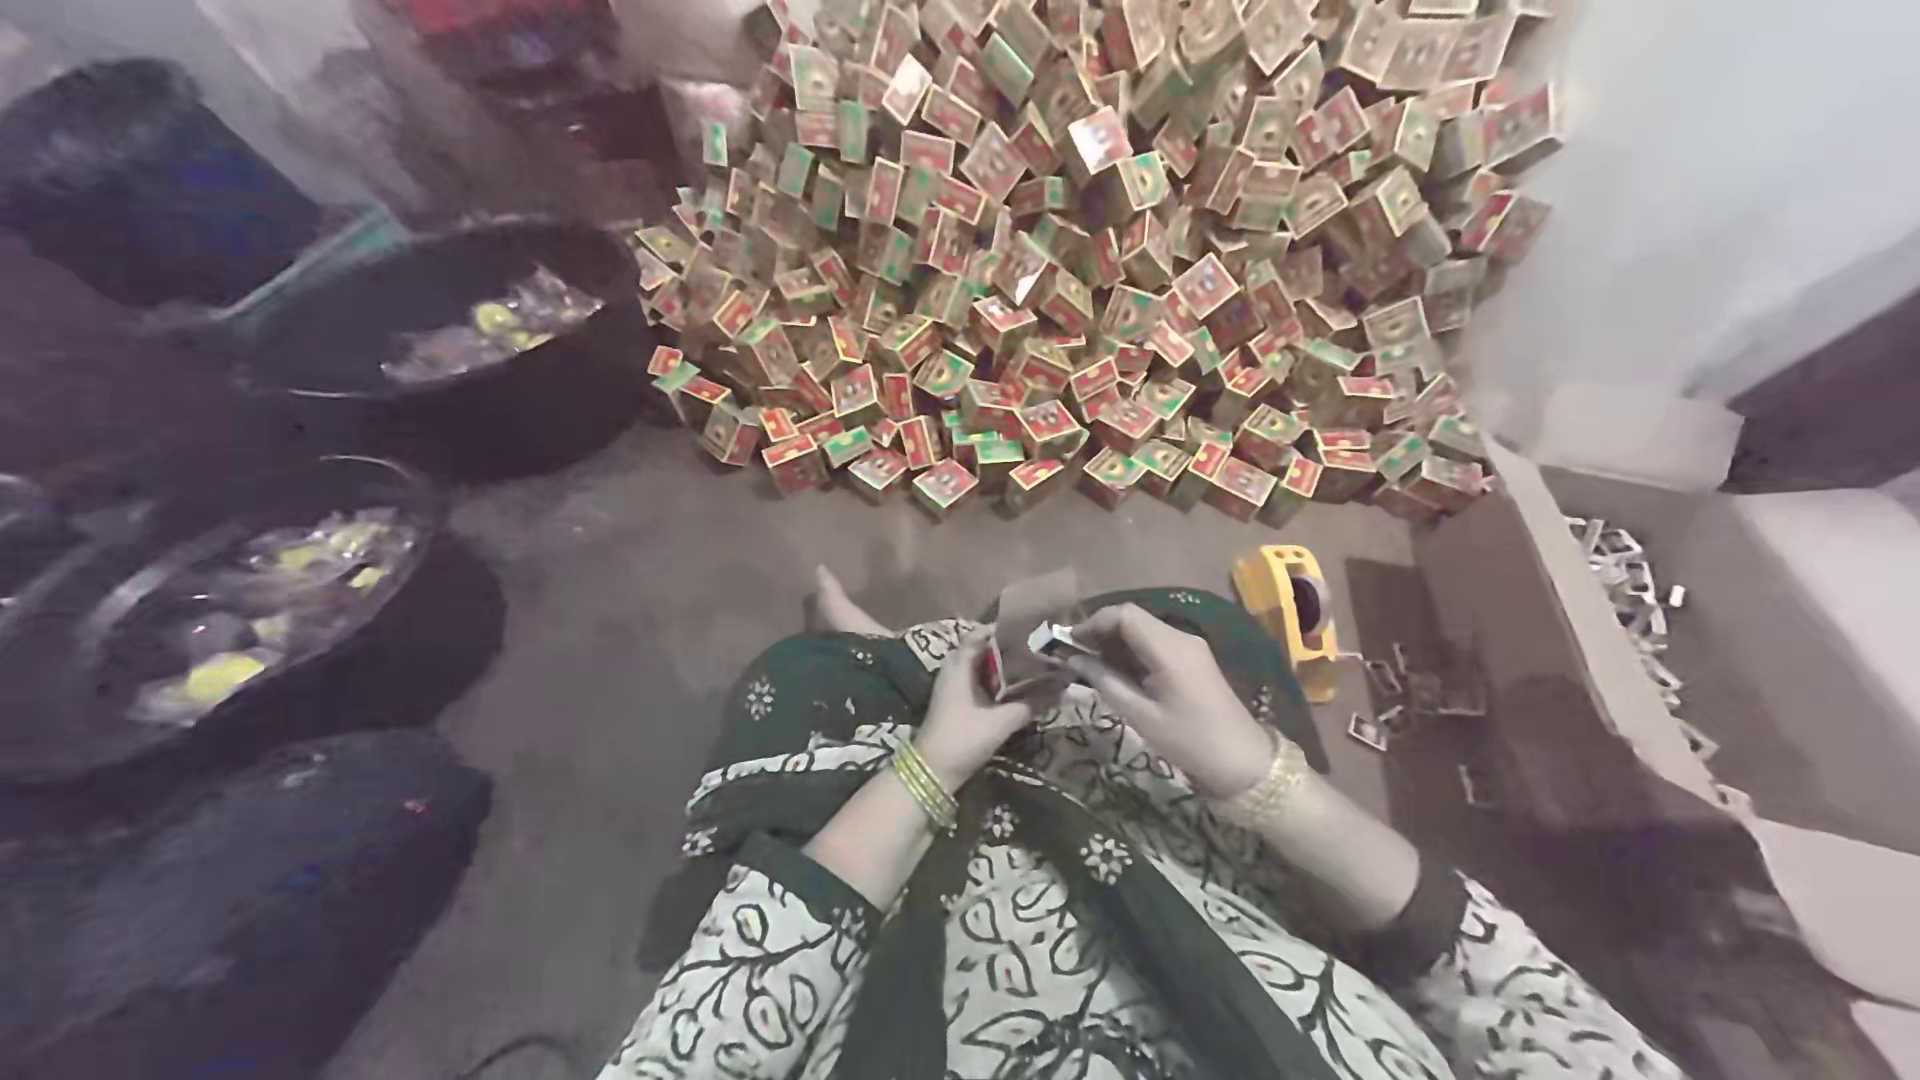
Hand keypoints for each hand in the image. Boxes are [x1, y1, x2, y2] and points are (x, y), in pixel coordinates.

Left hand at [915, 630, 1034, 789]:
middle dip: (1007, 648)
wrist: (932, 772)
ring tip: (1031, 665)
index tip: (1030, 630)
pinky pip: (977, 680)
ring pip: (980, 666)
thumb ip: (1031, 704)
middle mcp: (953, 669)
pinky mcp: (955, 701)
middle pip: (981, 648)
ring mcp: (952, 685)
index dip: (1004, 630)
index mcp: (959, 665)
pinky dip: (995, 680)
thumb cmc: (963, 738)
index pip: (980, 634)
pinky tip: (1015, 688)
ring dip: (1002, 665)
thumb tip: (1063, 689)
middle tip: (1036, 649)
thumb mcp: (1001, 721)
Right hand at [1067, 604, 1280, 798]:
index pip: (1124, 614)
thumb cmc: (1189, 741)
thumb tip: (1074, 659)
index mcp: (1170, 648)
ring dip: (1114, 642)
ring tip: (1089, 665)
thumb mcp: (1140, 715)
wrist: (1244, 763)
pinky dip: (1131, 651)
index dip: (1093, 623)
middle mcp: (1180, 637)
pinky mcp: (1192, 658)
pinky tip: (1116, 671)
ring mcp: (1189, 646)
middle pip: (1132, 618)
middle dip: (1101, 631)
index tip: (1069, 643)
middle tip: (1074, 655)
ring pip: (1142, 629)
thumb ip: (1105, 681)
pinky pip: (1154, 643)